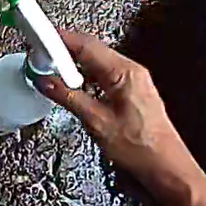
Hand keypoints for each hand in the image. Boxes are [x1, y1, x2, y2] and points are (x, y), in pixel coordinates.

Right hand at [36, 31, 204, 197]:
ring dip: (73, 64)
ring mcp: (133, 80)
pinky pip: (103, 74)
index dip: (60, 39)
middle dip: (63, 50)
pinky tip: (72, 85)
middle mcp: (131, 71)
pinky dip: (85, 75)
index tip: (41, 38)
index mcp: (124, 73)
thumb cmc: (140, 147)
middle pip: (91, 49)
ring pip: (97, 62)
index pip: (86, 45)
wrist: (164, 167)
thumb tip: (46, 82)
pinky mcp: (131, 91)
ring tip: (51, 70)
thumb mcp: (96, 122)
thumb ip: (68, 97)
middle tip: (40, 55)